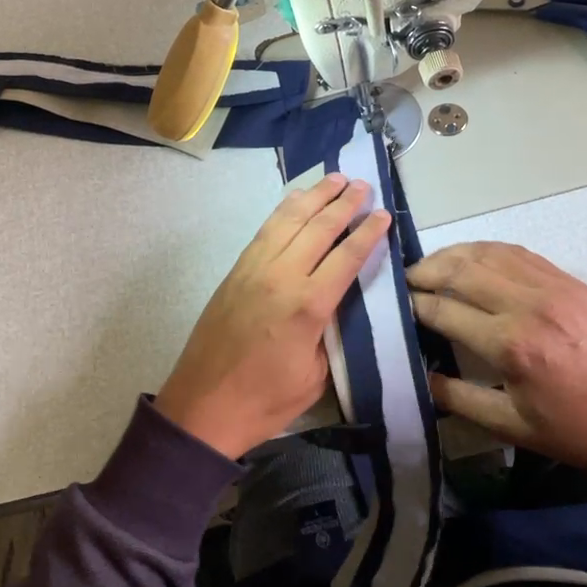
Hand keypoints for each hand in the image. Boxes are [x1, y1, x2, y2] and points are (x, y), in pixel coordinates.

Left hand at [156, 174, 392, 458]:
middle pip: (317, 228)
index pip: (346, 257)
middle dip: (344, 203)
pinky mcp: (234, 273)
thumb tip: (337, 305)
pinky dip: (283, 212)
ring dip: (313, 197)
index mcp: (307, 306)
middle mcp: (280, 277)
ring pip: (287, 221)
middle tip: (363, 185)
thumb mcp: (315, 375)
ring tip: (334, 179)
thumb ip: (331, 334)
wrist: (202, 407)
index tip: (384, 214)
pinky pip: (264, 232)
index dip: (368, 233)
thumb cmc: (265, 401)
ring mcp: (253, 270)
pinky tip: (295, 203)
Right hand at [408, 242, 586, 486]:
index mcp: (511, 345)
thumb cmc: (576, 431)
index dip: (413, 306)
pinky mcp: (568, 280)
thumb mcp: (510, 426)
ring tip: (430, 267)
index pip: (444, 310)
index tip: (395, 307)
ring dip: (451, 255)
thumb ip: (457, 398)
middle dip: (424, 272)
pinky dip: (485, 251)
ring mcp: (551, 286)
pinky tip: (470, 260)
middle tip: (404, 282)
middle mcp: (527, 305)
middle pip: (459, 270)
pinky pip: (517, 252)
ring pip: (486, 252)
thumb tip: (419, 374)